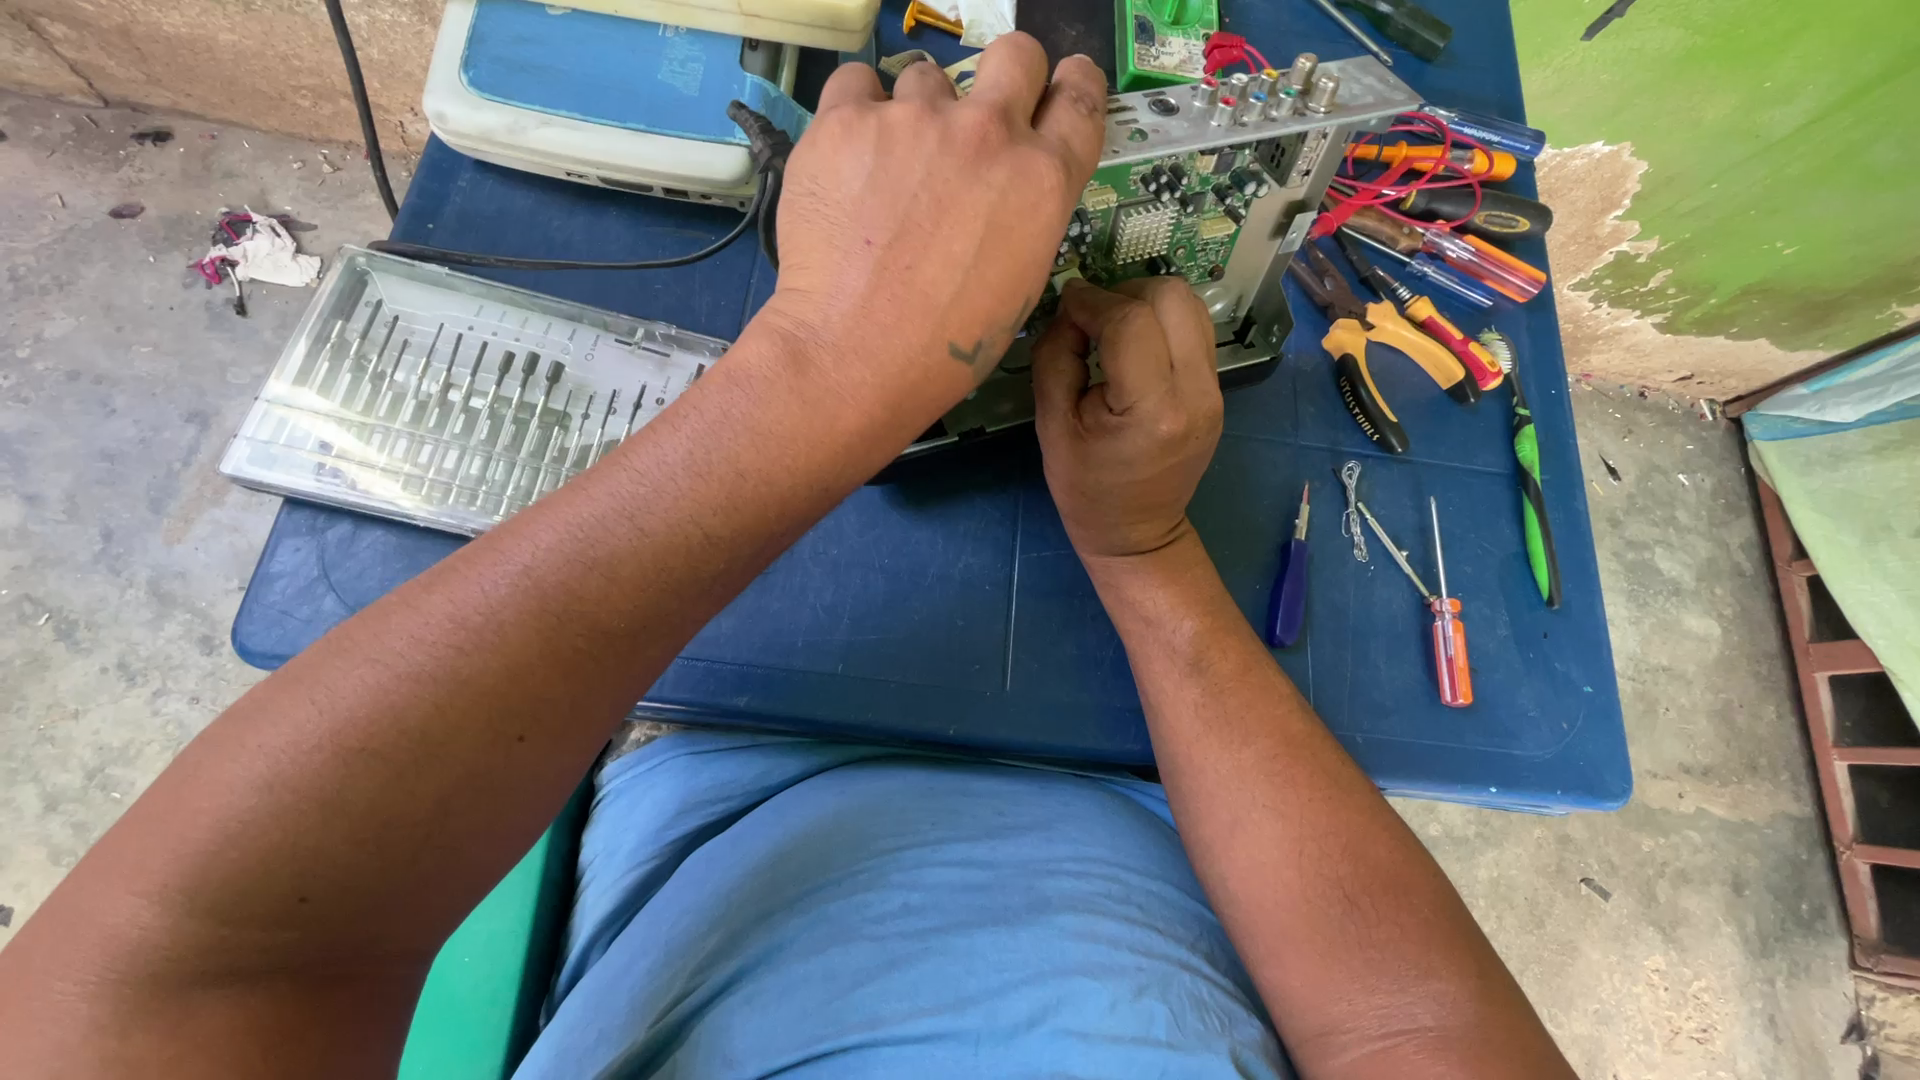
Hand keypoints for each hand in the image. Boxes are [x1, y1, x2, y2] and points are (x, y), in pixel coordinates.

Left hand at [758, 36, 1107, 415]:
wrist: (852, 354)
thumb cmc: (943, 347)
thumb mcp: (1017, 286)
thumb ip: (1024, 215)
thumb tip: (1005, 188)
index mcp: (1042, 181)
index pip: (1080, 98)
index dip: (1071, 87)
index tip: (1057, 90)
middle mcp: (989, 133)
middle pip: (1016, 55)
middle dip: (1005, 78)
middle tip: (975, 124)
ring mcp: (917, 118)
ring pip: (927, 80)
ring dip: (917, 116)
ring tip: (889, 177)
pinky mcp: (848, 119)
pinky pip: (858, 86)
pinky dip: (858, 115)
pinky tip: (849, 165)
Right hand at [1032, 278, 1223, 559]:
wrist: (1135, 532)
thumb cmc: (1085, 487)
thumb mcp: (1051, 427)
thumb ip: (1056, 357)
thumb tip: (1070, 310)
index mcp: (1152, 410)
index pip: (1130, 321)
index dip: (1091, 301)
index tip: (1065, 304)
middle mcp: (1195, 393)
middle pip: (1171, 296)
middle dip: (1124, 293)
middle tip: (1092, 318)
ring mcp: (1213, 391)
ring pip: (1190, 305)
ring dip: (1146, 303)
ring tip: (1113, 328)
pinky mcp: (1216, 391)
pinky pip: (1194, 330)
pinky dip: (1162, 323)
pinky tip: (1134, 346)